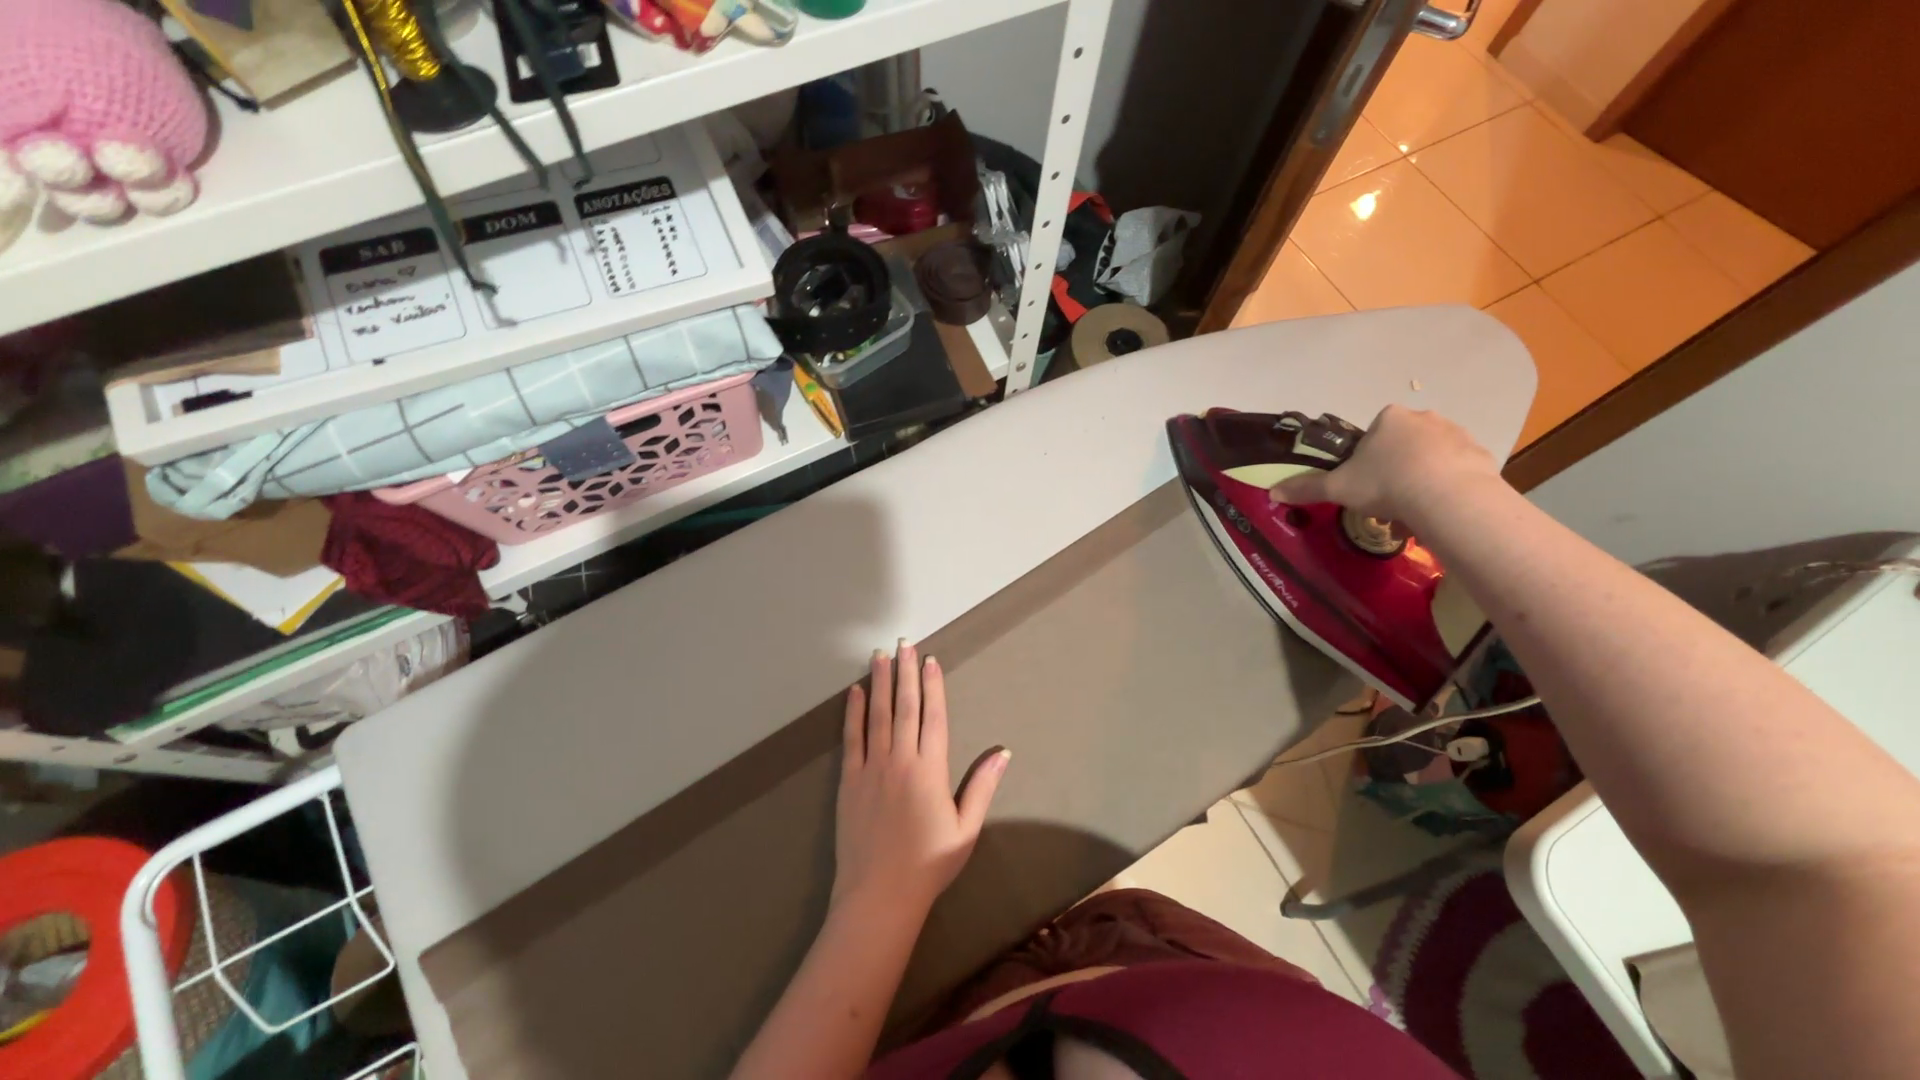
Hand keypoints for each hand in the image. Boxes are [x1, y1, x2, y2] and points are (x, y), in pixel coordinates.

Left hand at [832, 641, 1010, 915]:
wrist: (880, 894)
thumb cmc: (929, 864)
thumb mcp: (966, 829)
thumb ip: (982, 788)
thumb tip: (1002, 753)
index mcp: (931, 769)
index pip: (933, 717)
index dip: (933, 686)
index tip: (930, 660)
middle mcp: (900, 760)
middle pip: (905, 707)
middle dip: (906, 672)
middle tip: (905, 642)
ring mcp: (871, 768)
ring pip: (877, 715)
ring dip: (880, 683)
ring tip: (880, 655)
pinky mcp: (849, 781)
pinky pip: (851, 738)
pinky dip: (854, 713)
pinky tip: (855, 692)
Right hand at [1269, 405, 1500, 525]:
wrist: (1446, 496)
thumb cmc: (1386, 483)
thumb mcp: (1339, 488)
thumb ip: (1307, 487)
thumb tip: (1273, 492)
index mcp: (1389, 418)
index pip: (1373, 436)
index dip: (1366, 464)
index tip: (1365, 487)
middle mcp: (1424, 418)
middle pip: (1402, 449)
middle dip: (1394, 476)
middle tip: (1387, 506)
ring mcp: (1456, 434)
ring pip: (1429, 462)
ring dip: (1419, 486)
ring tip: (1412, 519)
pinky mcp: (1480, 455)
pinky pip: (1456, 474)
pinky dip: (1445, 492)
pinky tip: (1437, 516)